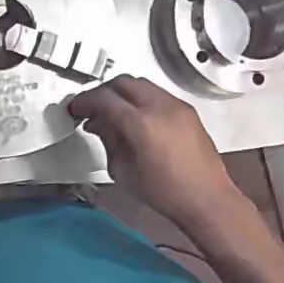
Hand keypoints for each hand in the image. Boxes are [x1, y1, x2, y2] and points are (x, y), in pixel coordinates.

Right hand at [68, 76, 245, 232]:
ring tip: (112, 113)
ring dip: (122, 93)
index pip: (105, 98)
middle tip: (91, 109)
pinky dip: (140, 99)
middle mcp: (160, 107)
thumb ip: (109, 141)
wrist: (207, 200)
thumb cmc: (164, 193)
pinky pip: (157, 94)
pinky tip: (135, 118)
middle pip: (123, 83)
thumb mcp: (124, 172)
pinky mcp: (188, 111)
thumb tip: (99, 124)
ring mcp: (177, 106)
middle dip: (103, 92)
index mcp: (141, 123)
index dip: (85, 101)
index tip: (75, 110)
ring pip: (142, 84)